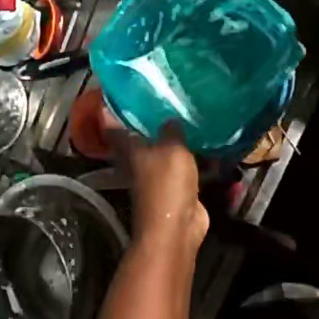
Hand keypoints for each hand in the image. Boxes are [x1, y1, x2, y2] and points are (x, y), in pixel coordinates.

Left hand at [102, 106, 207, 248]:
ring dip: (173, 137)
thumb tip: (170, 116)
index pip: (114, 124)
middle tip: (163, 98)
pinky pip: (182, 164)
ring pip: (163, 149)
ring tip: (187, 115)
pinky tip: (205, 143)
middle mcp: (138, 159)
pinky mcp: (175, 186)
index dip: (114, 109)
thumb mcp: (171, 148)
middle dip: (149, 120)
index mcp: (128, 148)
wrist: (177, 225)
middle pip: (140, 136)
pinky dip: (192, 155)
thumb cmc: (166, 182)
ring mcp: (156, 174)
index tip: (122, 93)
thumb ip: (171, 130)